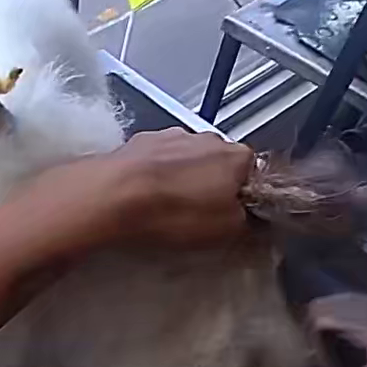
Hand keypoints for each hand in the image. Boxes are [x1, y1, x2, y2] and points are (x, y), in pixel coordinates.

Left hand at [35, 129, 252, 250]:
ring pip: (183, 161)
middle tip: (194, 220)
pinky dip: (151, 178)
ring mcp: (170, 135)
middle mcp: (207, 137)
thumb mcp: (226, 231)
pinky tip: (141, 199)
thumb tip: (251, 221)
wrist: (113, 195)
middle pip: (217, 165)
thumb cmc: (173, 212)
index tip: (229, 221)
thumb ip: (248, 223)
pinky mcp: (138, 142)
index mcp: (237, 155)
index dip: (242, 200)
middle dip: (209, 189)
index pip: (252, 176)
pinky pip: (153, 163)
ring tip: (163, 211)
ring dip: (178, 182)